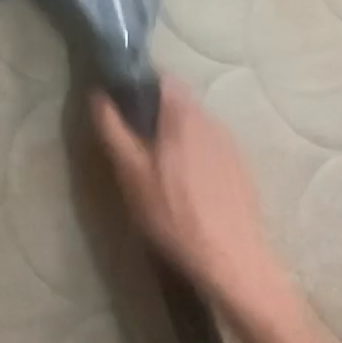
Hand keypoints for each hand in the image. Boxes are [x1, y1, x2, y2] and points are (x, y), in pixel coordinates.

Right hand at [92, 78, 287, 304]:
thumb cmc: (174, 214)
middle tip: (135, 143)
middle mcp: (212, 121)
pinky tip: (186, 187)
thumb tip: (98, 95)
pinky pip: (211, 147)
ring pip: (195, 126)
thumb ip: (112, 128)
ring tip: (159, 168)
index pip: (162, 78)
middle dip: (155, 115)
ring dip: (175, 136)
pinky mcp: (243, 170)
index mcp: (184, 114)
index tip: (122, 105)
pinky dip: (194, 155)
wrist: (234, 264)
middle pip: (178, 102)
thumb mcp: (130, 173)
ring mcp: (232, 146)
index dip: (139, 85)